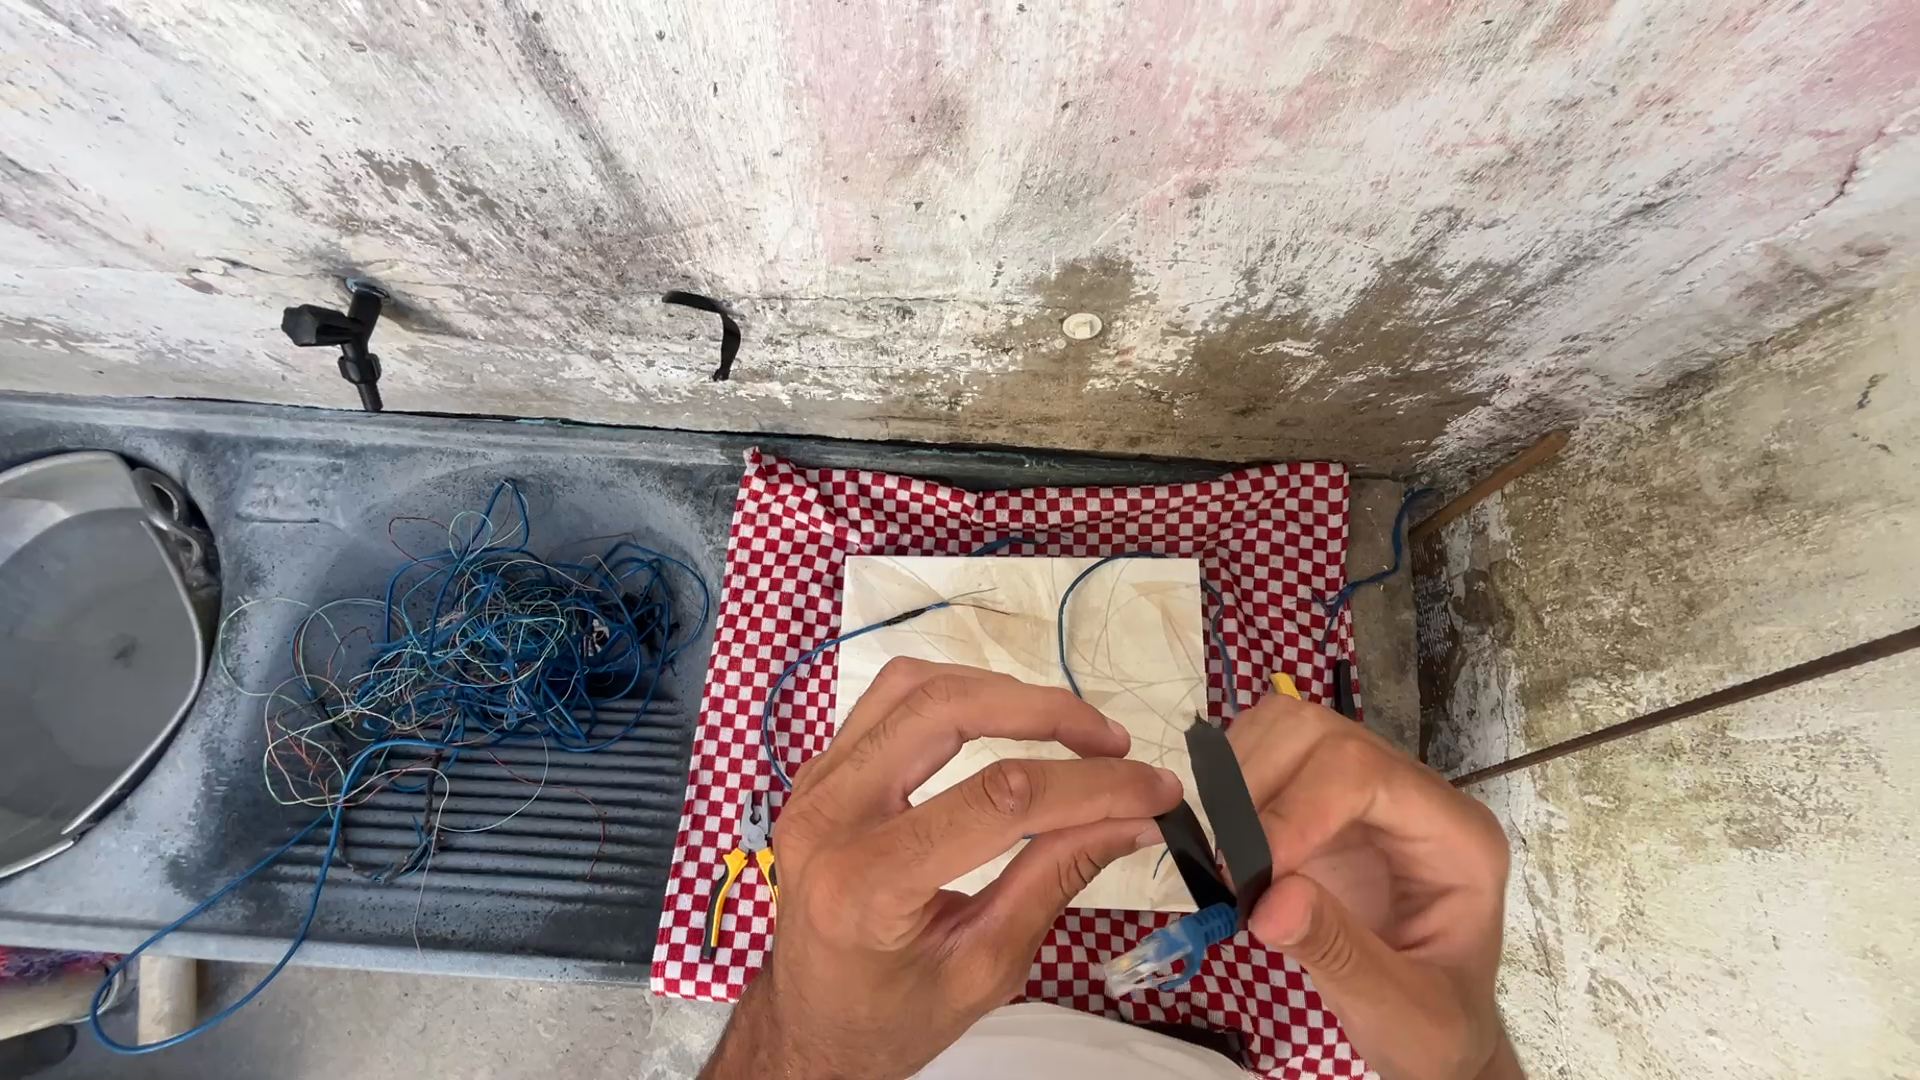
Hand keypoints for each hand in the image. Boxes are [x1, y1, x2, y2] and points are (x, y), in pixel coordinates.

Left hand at [700, 659, 1184, 1079]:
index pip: (996, 800)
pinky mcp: (822, 768)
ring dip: (998, 689)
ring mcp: (816, 781)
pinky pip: (891, 698)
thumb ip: (1057, 876)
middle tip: (1110, 738)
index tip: (1154, 787)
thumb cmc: (893, 1017)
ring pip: (913, 685)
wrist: (807, 1024)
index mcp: (868, 884)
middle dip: (1043, 711)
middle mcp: (829, 813)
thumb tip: (1135, 817)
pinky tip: (999, 715)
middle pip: (944, 711)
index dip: (1088, 786)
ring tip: (1063, 723)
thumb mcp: (987, 967)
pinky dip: (956, 691)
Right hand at [1230, 695, 1519, 1079]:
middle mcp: (1408, 789)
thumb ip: (1343, 957)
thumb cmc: (1432, 1026)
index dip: (1295, 809)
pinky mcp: (1316, 785)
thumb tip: (1269, 902)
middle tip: (1229, 857)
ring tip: (1227, 845)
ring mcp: (1360, 780)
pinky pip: (1263, 742)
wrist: (1426, 1024)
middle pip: (1317, 731)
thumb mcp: (1405, 1018)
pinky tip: (1229, 831)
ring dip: (1237, 773)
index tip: (1248, 872)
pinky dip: (1229, 774)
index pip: (1364, 773)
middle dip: (1257, 783)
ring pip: (1284, 723)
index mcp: (1454, 835)